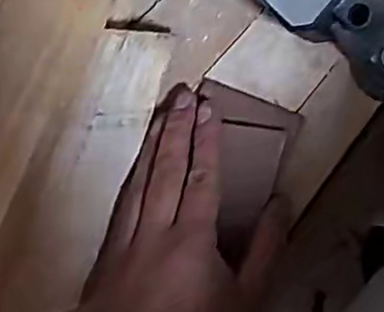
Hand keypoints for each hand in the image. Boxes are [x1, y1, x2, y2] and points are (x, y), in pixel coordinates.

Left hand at [83, 86, 287, 311]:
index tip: (208, 104)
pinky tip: (137, 165)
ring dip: (151, 144)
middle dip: (177, 128)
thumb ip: (264, 250)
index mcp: (191, 242)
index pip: (200, 175)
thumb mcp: (245, 302)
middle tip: (183, 92)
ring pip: (138, 184)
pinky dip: (131, 178)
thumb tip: (282, 199)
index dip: (206, 137)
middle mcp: (154, 237)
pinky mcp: (101, 267)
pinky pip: (119, 209)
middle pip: (166, 170)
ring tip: (162, 112)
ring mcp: (122, 250)